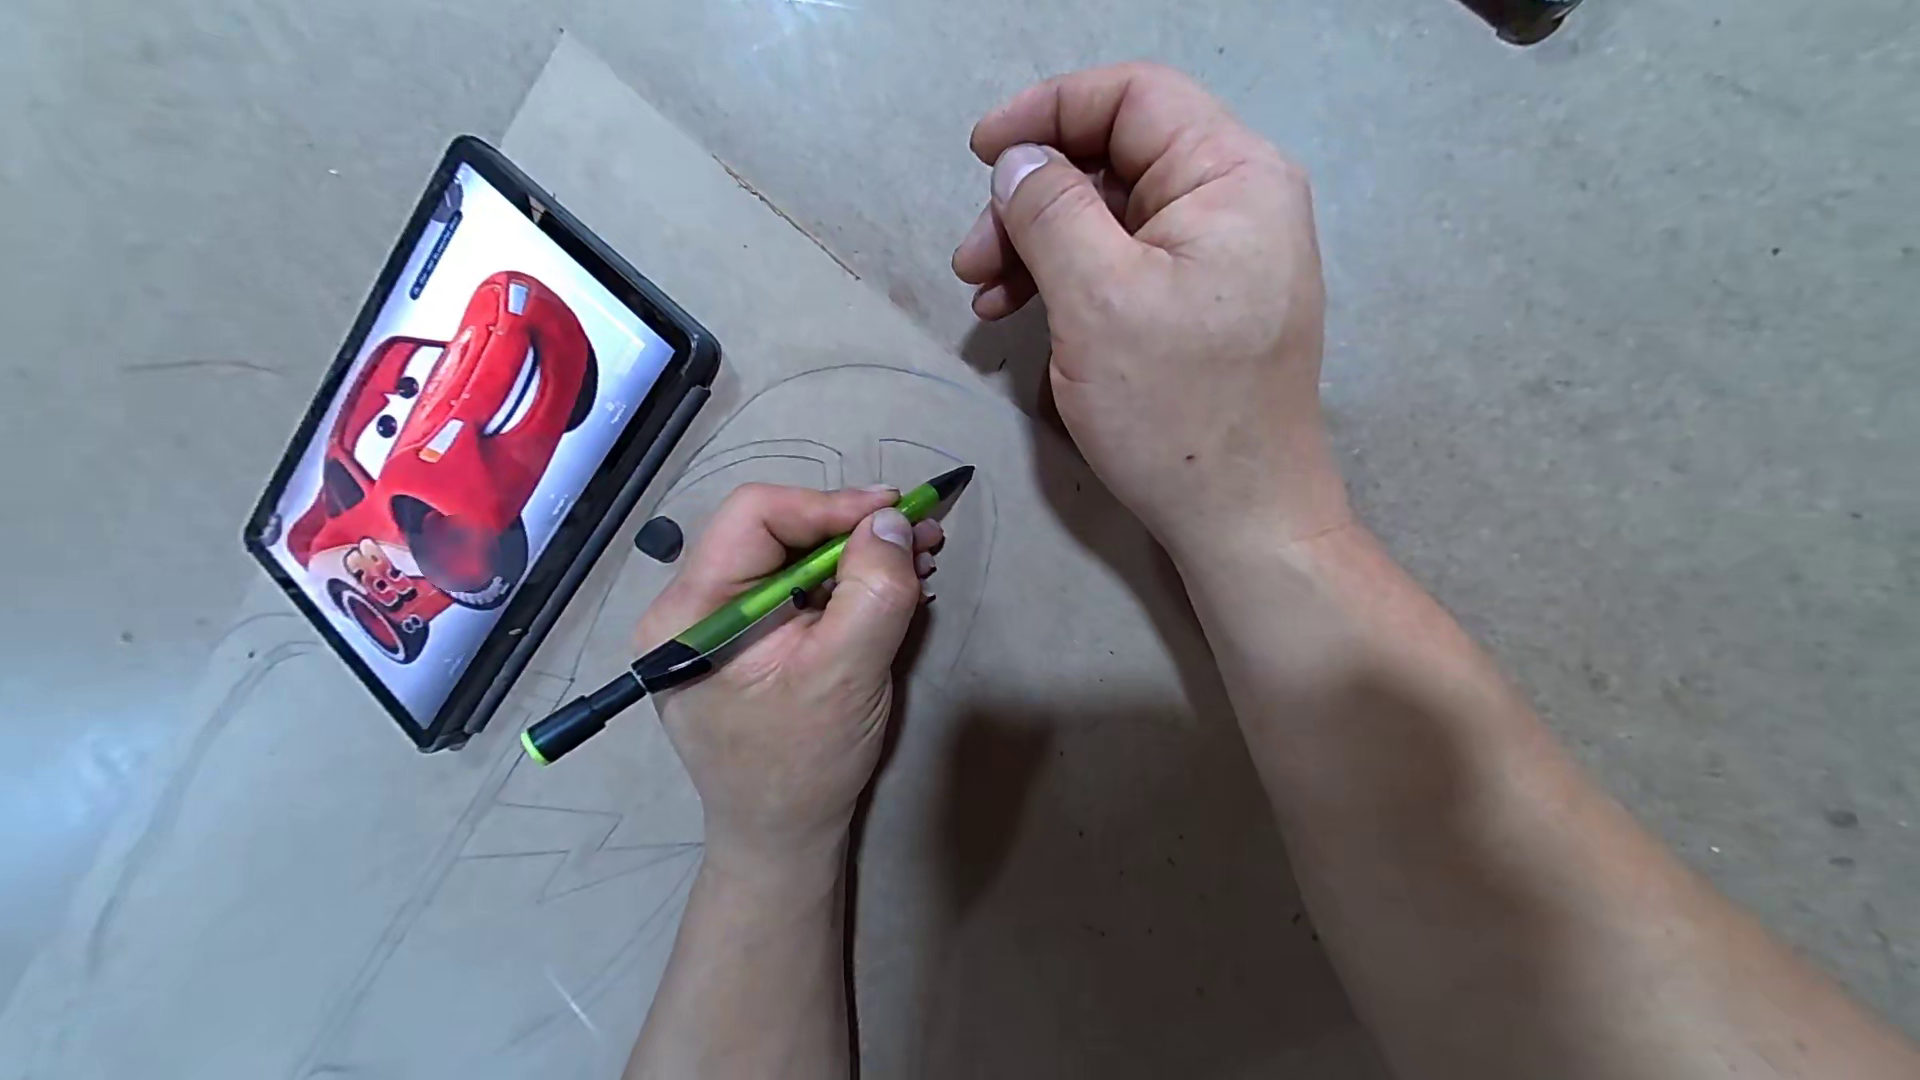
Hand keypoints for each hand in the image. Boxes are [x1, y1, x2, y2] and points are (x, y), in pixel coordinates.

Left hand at [637, 484, 942, 878]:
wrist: (783, 834)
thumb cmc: (804, 765)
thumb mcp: (848, 675)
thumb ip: (874, 592)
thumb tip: (893, 520)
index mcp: (693, 611)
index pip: (755, 516)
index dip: (830, 504)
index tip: (896, 512)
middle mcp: (696, 604)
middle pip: (777, 530)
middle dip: (854, 528)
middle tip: (919, 532)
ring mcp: (724, 619)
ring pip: (796, 553)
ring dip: (861, 551)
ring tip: (918, 555)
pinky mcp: (753, 633)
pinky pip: (802, 584)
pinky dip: (852, 578)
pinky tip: (893, 582)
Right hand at [952, 63, 1349, 558]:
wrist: (1238, 515)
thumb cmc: (1174, 411)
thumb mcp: (1098, 301)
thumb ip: (1051, 213)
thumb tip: (1016, 161)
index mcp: (1229, 177)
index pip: (1131, 99)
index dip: (1046, 111)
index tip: (980, 151)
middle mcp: (1232, 207)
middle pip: (1113, 167)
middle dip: (1030, 205)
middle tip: (970, 262)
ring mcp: (1216, 265)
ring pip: (1109, 226)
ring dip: (1039, 252)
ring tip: (986, 300)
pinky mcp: (1196, 313)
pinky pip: (1123, 274)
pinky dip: (1070, 288)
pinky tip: (1026, 318)